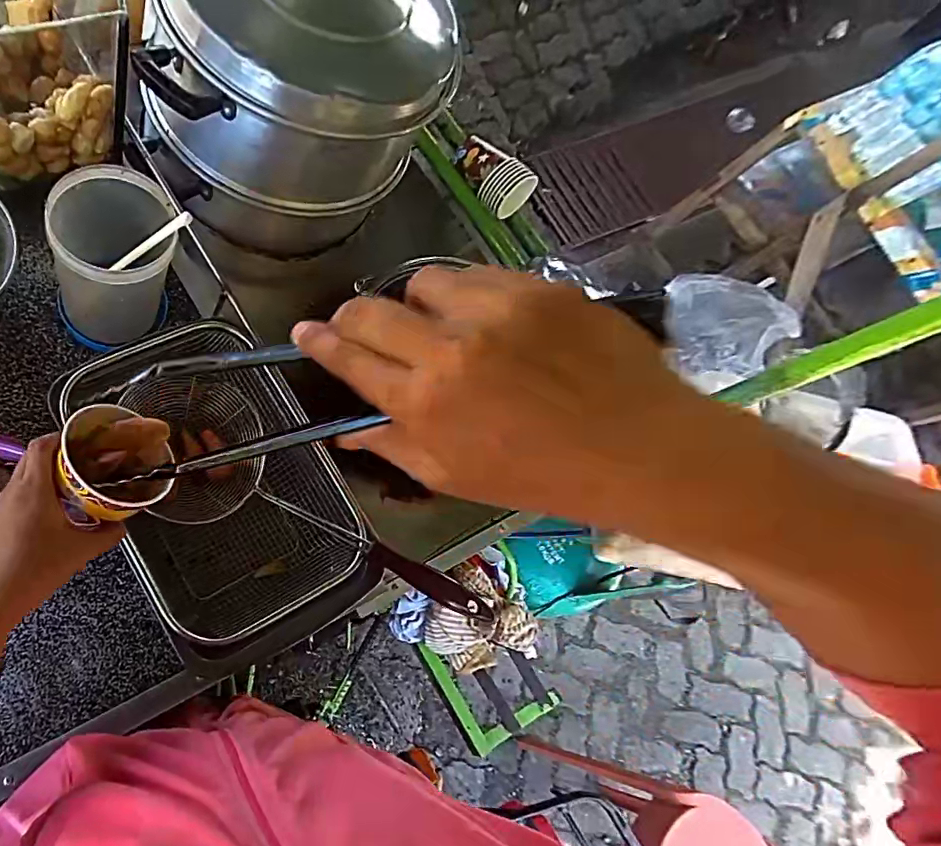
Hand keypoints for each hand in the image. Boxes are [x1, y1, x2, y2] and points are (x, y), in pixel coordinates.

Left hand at [0, 433, 123, 652]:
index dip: (62, 438)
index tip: (83, 443)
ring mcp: (2, 505)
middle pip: (32, 457)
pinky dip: (35, 494)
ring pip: (23, 477)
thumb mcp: (81, 550)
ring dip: (45, 476)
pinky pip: (18, 496)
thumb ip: (106, 534)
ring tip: (70, 489)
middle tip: (82, 465)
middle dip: (57, 456)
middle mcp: (14, 490)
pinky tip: (52, 514)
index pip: (42, 445)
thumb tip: (121, 526)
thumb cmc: (37, 568)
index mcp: (33, 487)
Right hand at [292, 263, 729, 526]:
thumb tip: (345, 431)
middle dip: (350, 317)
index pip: (350, 359)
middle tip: (352, 324)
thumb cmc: (530, 474)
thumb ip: (389, 444)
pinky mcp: (540, 290)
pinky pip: (477, 276)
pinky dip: (463, 293)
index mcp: (421, 402)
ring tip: (429, 322)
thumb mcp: (445, 475)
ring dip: (412, 302)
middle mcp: (449, 350)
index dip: (319, 343)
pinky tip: (479, 317)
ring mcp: (497, 312)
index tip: (303, 332)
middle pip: (371, 312)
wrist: (637, 448)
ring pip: (422, 282)